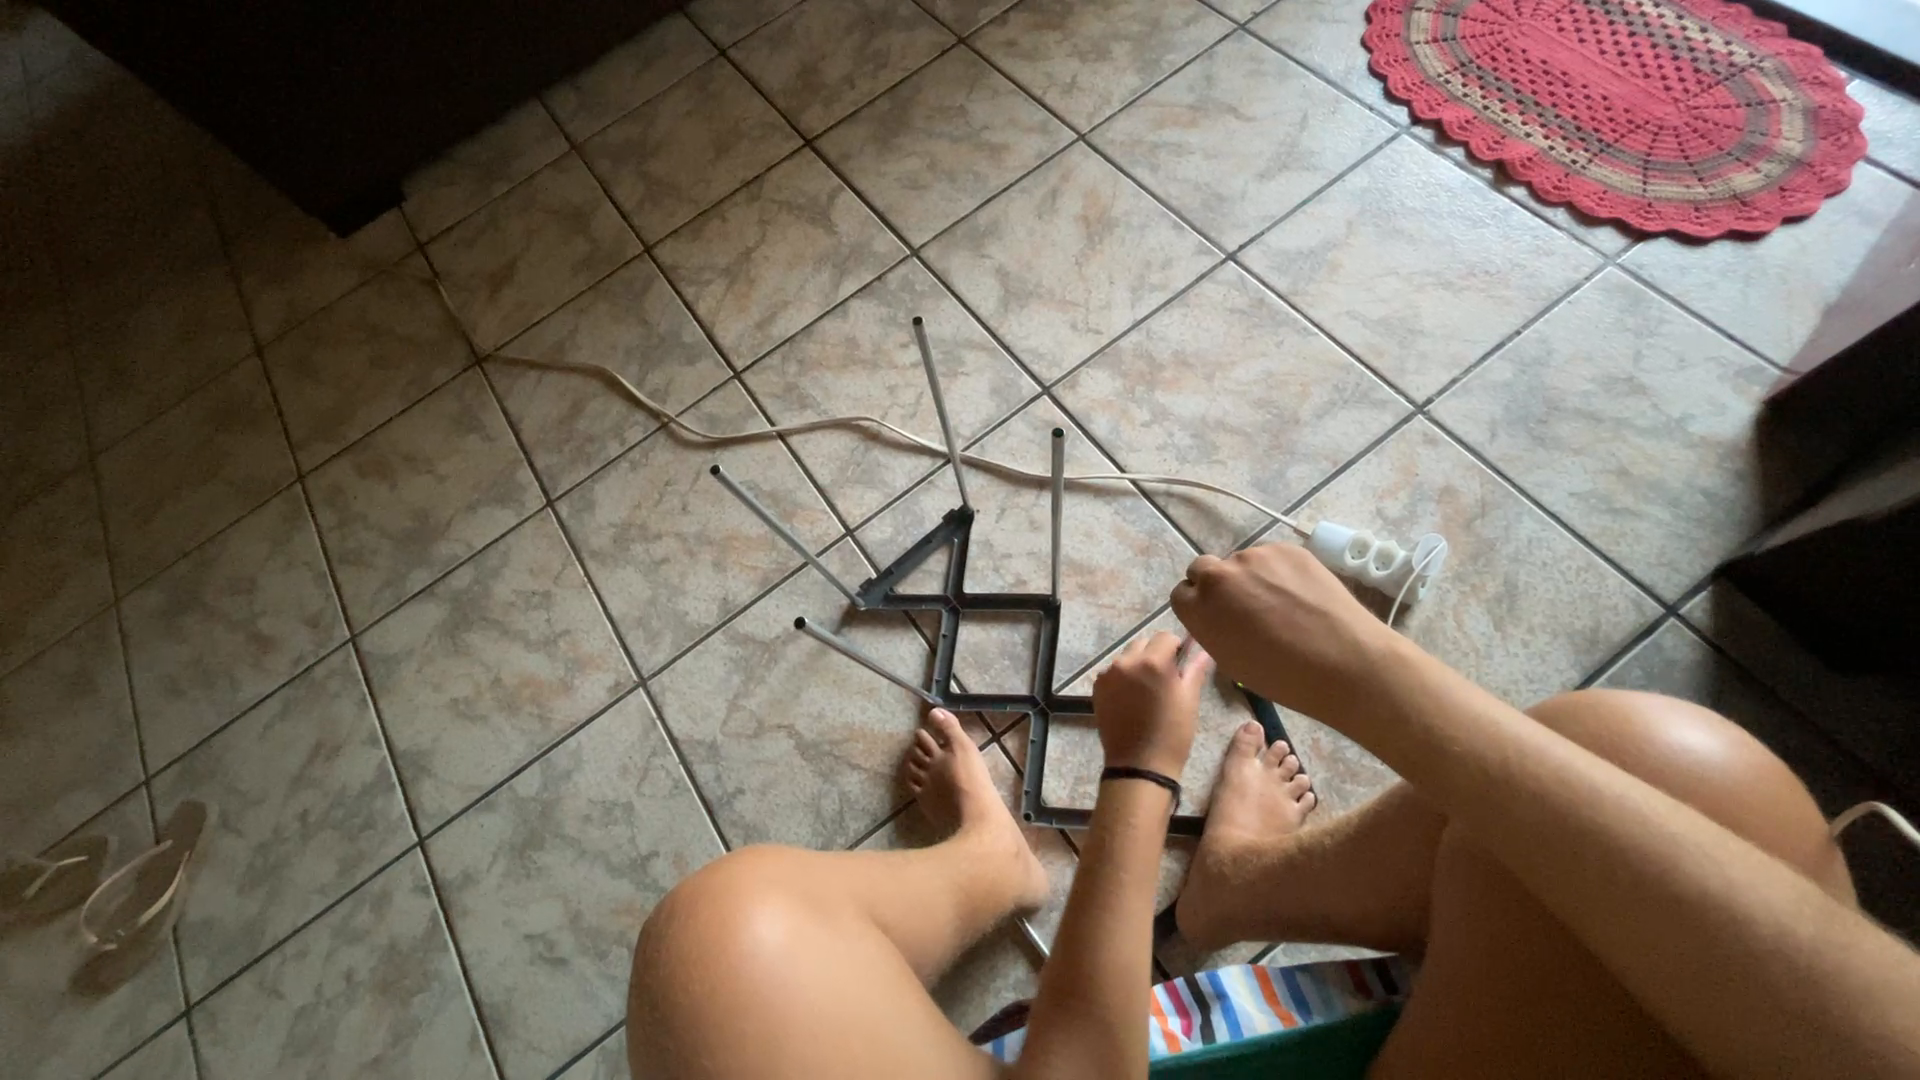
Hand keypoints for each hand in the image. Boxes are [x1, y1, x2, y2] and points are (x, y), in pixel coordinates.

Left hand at [1092, 631, 1211, 776]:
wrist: (1139, 764)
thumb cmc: (1172, 734)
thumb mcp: (1189, 700)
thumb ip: (1194, 670)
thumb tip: (1204, 651)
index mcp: (1153, 662)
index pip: (1165, 637)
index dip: (1176, 647)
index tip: (1180, 663)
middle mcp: (1127, 662)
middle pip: (1143, 643)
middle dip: (1155, 654)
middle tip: (1165, 678)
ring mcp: (1108, 674)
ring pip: (1127, 657)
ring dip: (1138, 664)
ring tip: (1147, 690)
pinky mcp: (1097, 687)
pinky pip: (1113, 672)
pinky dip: (1123, 677)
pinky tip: (1132, 698)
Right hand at [1169, 544, 1398, 725]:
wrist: (1344, 661)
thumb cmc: (1282, 676)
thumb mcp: (1230, 660)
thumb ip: (1211, 628)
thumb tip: (1218, 615)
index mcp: (1198, 608)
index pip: (1181, 592)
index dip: (1198, 604)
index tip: (1216, 616)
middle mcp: (1218, 576)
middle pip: (1203, 568)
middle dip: (1216, 583)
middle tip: (1243, 605)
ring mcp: (1253, 557)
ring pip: (1241, 562)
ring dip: (1251, 577)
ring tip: (1281, 603)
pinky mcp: (1286, 549)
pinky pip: (1272, 557)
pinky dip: (1279, 572)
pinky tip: (1299, 594)